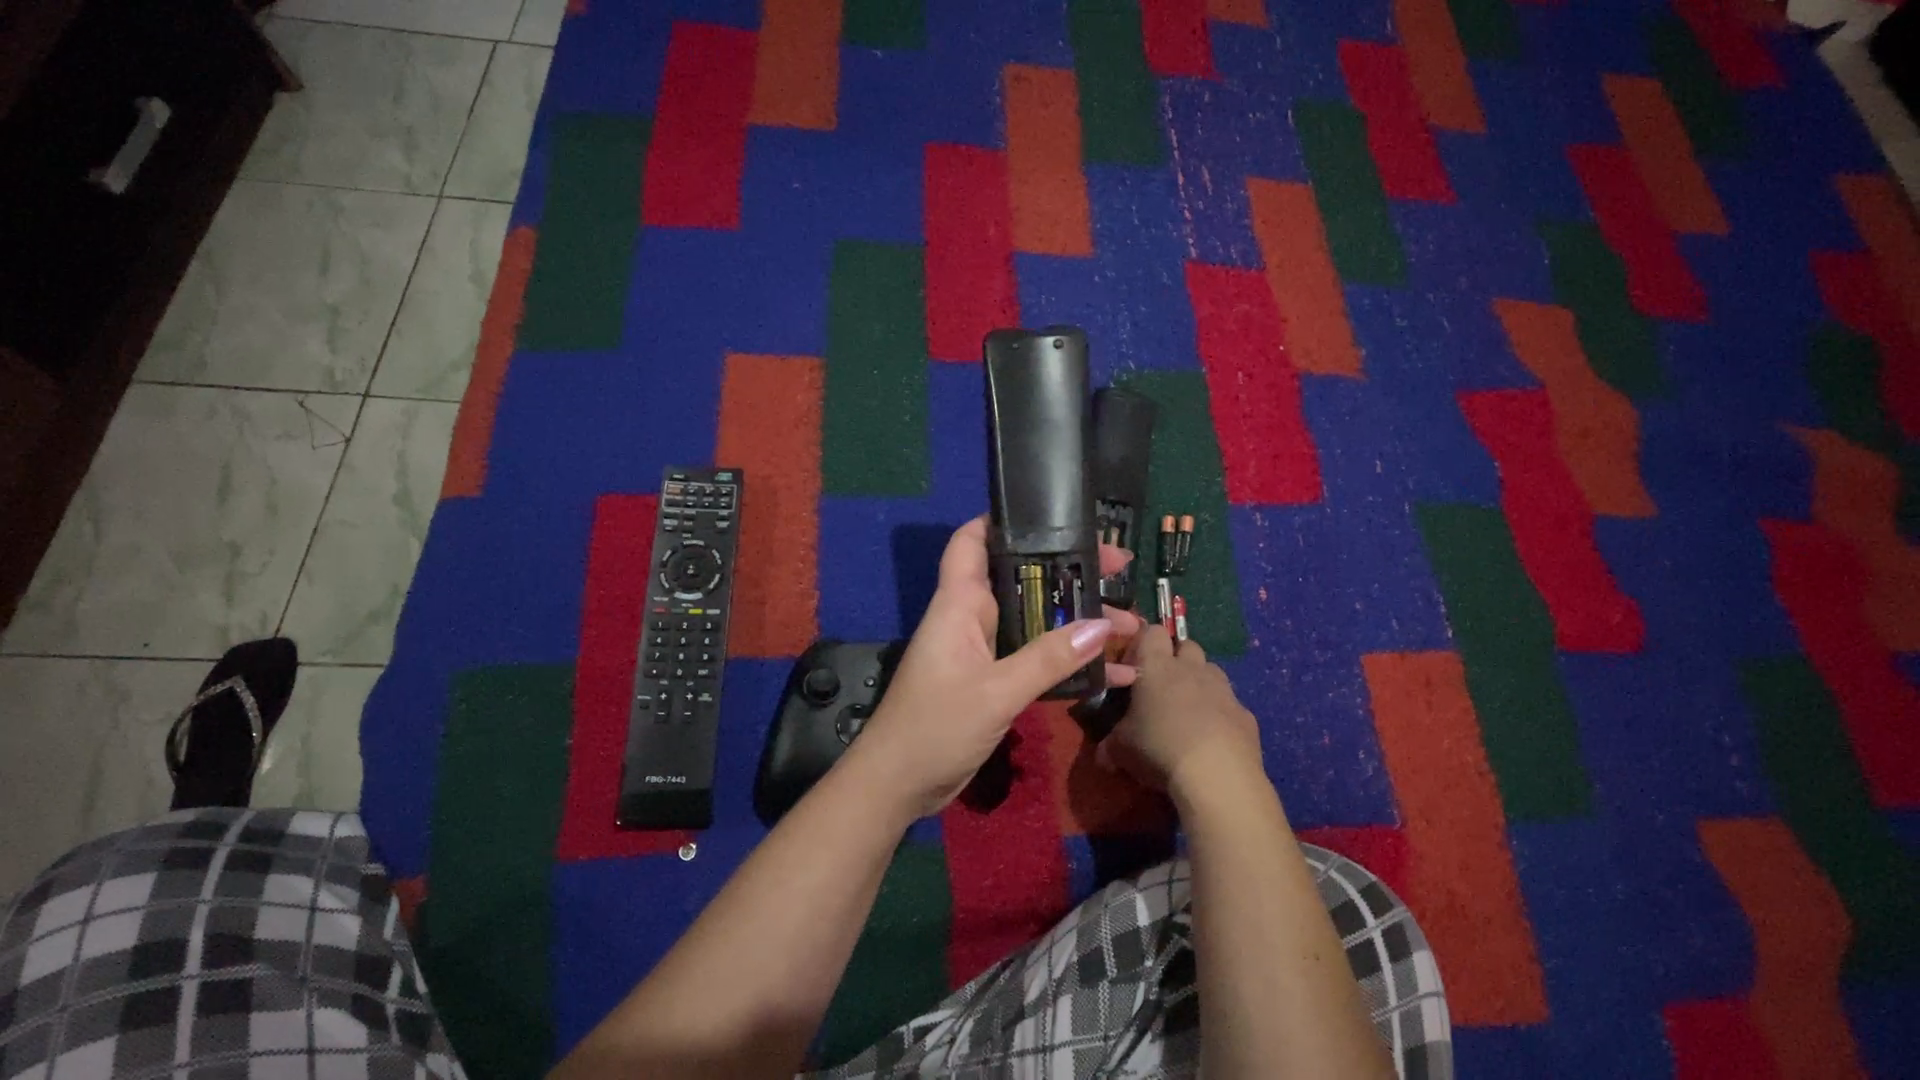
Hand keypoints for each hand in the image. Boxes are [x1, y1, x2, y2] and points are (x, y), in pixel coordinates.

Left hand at [847, 517, 1144, 818]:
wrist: (900, 786)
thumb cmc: (935, 727)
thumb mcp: (996, 692)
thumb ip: (1048, 659)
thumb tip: (1103, 625)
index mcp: (959, 604)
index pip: (972, 541)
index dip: (1004, 520)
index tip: (1055, 514)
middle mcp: (972, 619)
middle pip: (1023, 581)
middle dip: (1070, 576)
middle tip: (1120, 570)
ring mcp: (983, 653)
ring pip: (1037, 623)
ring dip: (1079, 624)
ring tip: (1132, 627)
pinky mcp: (993, 684)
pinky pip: (1038, 662)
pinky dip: (1070, 664)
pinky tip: (1115, 675)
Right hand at [1098, 625, 1263, 796]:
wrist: (1216, 776)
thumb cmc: (1159, 749)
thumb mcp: (1120, 749)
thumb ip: (1111, 743)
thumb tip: (1102, 753)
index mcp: (1156, 667)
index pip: (1152, 632)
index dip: (1144, 643)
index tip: (1135, 664)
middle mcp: (1191, 669)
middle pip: (1187, 645)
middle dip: (1176, 659)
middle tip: (1163, 687)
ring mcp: (1223, 689)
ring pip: (1211, 671)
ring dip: (1200, 683)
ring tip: (1189, 712)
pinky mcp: (1245, 714)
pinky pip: (1230, 704)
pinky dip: (1221, 714)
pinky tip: (1213, 739)